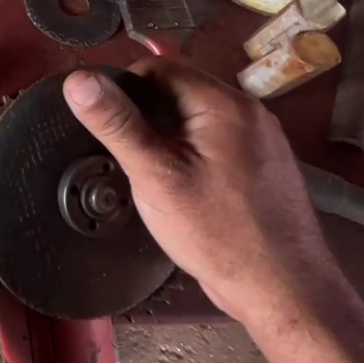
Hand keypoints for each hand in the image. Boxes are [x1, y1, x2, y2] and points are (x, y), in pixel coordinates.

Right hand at [60, 60, 342, 327]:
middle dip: (144, 113)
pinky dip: (187, 150)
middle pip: (177, 89)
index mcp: (224, 104)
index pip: (158, 67)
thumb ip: (115, 123)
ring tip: (149, 171)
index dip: (123, 89)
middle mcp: (249, 112)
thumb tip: (76, 79)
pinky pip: (213, 139)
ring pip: (193, 116)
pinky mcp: (263, 165)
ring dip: (165, 133)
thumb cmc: (217, 232)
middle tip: (126, 154)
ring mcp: (261, 140)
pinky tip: (179, 185)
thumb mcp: (154, 175)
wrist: (287, 295)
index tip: (106, 126)